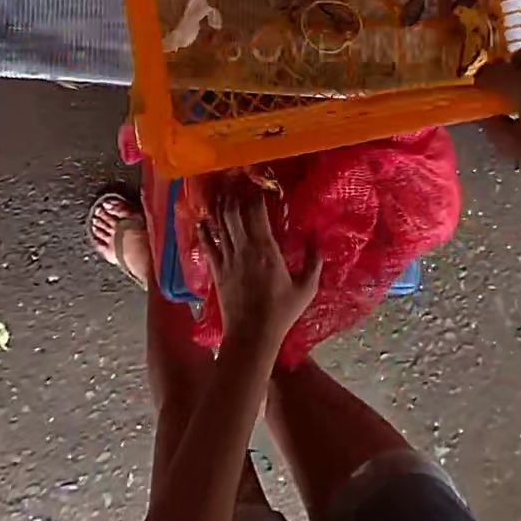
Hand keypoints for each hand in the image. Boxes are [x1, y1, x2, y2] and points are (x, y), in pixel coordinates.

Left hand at [199, 185, 322, 353]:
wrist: (252, 336)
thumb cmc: (281, 312)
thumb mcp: (306, 288)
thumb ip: (314, 262)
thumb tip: (318, 239)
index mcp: (266, 249)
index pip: (257, 213)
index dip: (257, 196)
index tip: (261, 188)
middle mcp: (244, 249)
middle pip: (234, 213)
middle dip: (235, 196)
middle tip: (238, 185)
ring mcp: (228, 259)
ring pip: (221, 225)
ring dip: (221, 208)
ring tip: (223, 196)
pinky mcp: (217, 271)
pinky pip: (208, 245)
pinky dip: (205, 231)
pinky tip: (203, 221)